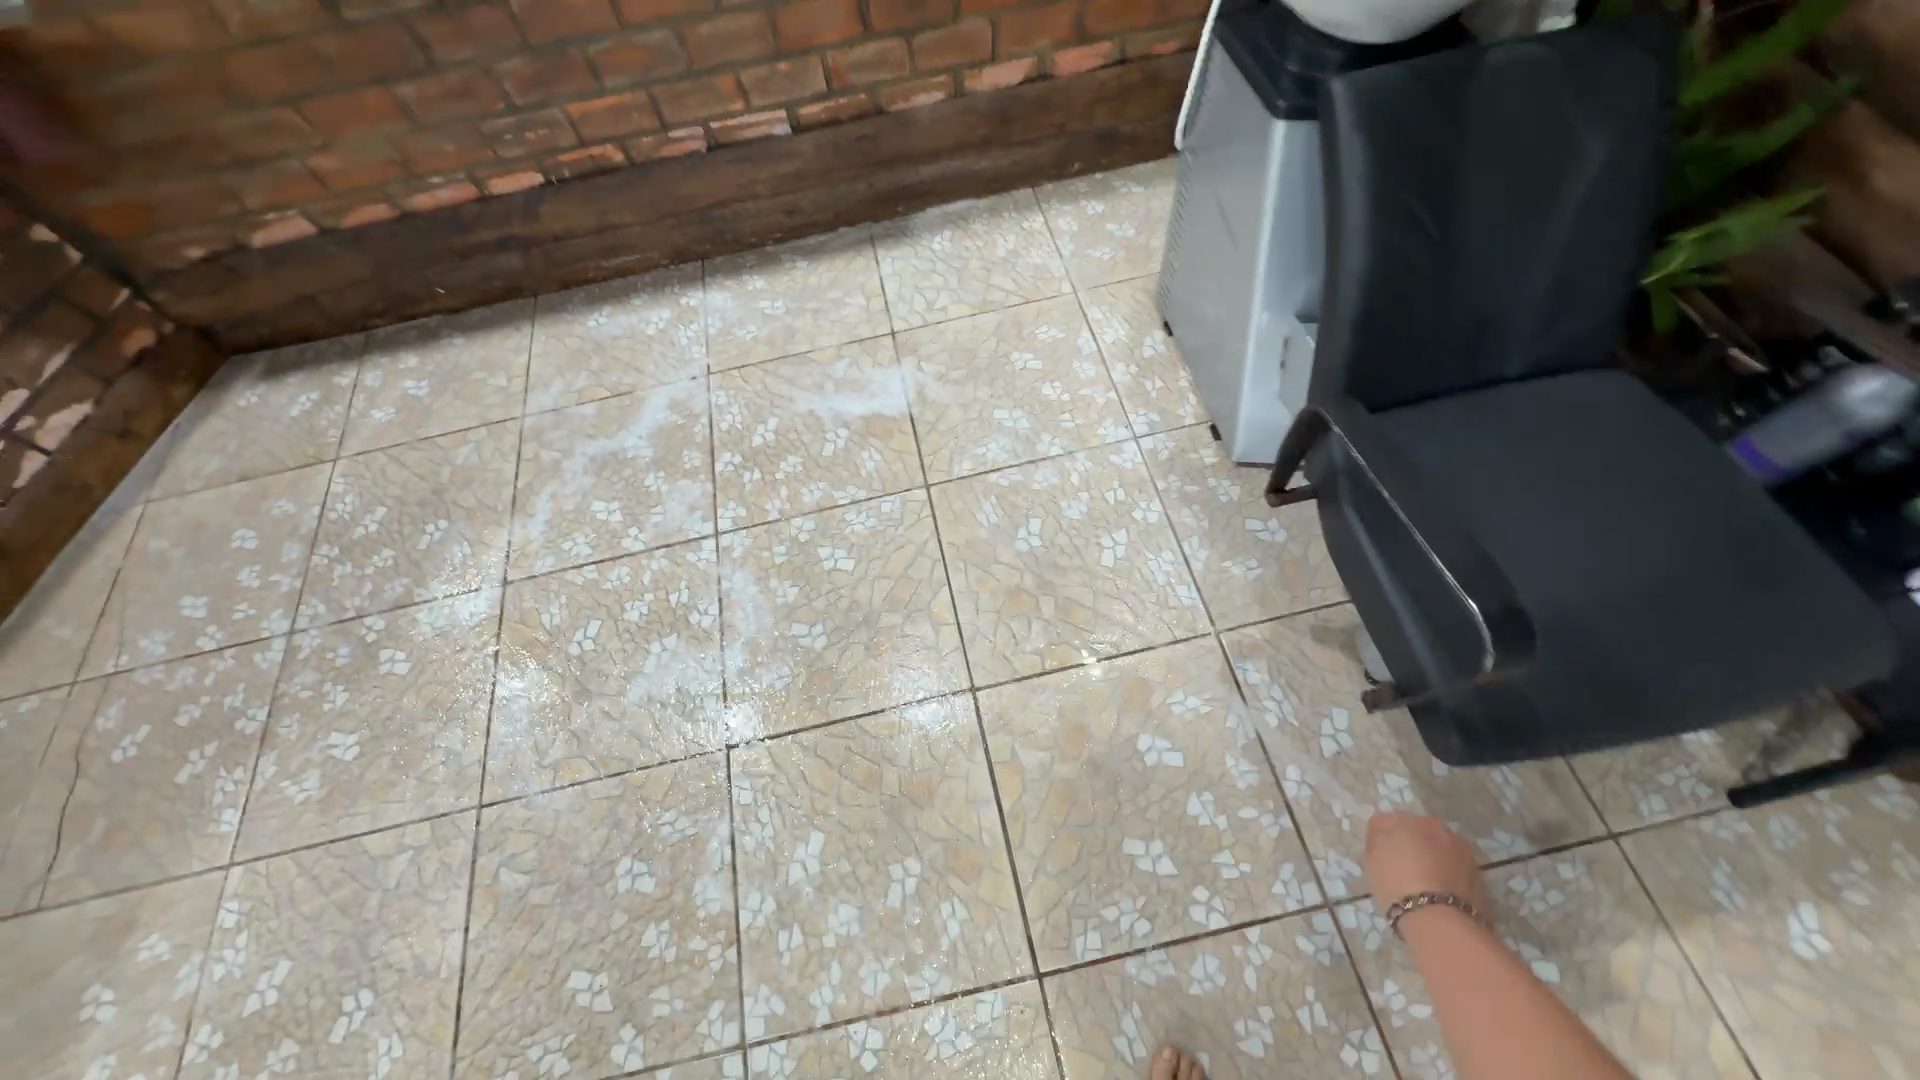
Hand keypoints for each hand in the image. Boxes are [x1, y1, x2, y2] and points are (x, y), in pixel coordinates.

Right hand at [1364, 813, 1487, 908]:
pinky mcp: (1479, 873)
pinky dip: (1450, 876)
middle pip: (1420, 832)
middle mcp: (1437, 827)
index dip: (1384, 838)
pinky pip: (1457, 869)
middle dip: (1414, 845)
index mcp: (1407, 819)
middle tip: (1404, 869)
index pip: (1389, 822)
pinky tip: (1442, 895)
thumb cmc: (1396, 884)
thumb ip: (1378, 836)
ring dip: (1435, 860)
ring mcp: (1462, 849)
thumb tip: (1384, 827)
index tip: (1382, 856)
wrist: (1440, 920)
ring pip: (1442, 850)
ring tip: (1426, 884)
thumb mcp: (1372, 859)